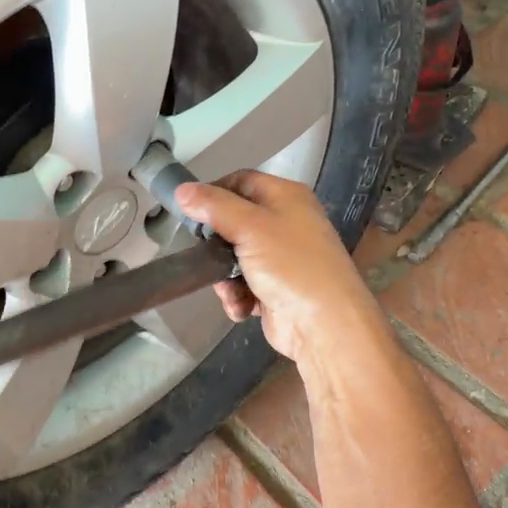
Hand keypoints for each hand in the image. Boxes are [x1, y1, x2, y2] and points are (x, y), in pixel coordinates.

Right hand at [175, 171, 383, 365]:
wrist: (325, 326)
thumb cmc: (290, 265)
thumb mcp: (249, 227)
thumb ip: (213, 206)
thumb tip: (181, 189)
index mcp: (286, 197)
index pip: (241, 181)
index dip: (214, 192)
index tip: (190, 210)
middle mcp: (286, 222)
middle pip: (235, 221)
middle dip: (217, 242)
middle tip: (205, 252)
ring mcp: (282, 258)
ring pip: (234, 256)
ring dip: (224, 275)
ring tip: (229, 289)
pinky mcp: (276, 289)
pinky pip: (243, 283)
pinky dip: (238, 295)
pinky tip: (242, 307)